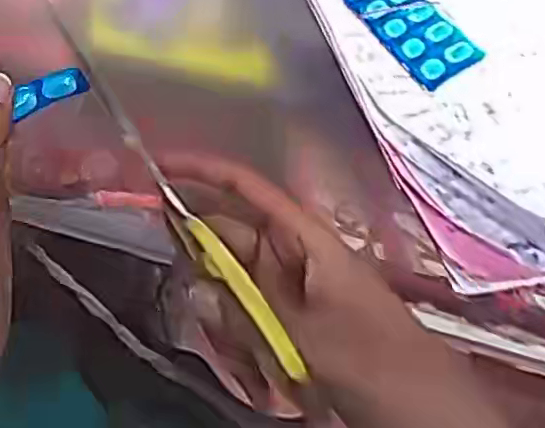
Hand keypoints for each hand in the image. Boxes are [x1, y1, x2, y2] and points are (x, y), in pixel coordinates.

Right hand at [160, 153, 506, 427]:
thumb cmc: (388, 370)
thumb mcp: (314, 341)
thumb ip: (249, 312)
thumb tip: (191, 288)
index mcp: (303, 238)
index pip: (243, 187)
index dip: (200, 170)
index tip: (156, 165)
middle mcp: (292, 257)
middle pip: (228, 238)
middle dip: (205, 265)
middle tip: (192, 295)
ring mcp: (292, 294)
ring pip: (233, 286)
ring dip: (226, 319)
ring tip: (249, 363)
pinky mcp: (293, 330)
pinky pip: (248, 323)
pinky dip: (241, 345)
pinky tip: (259, 379)